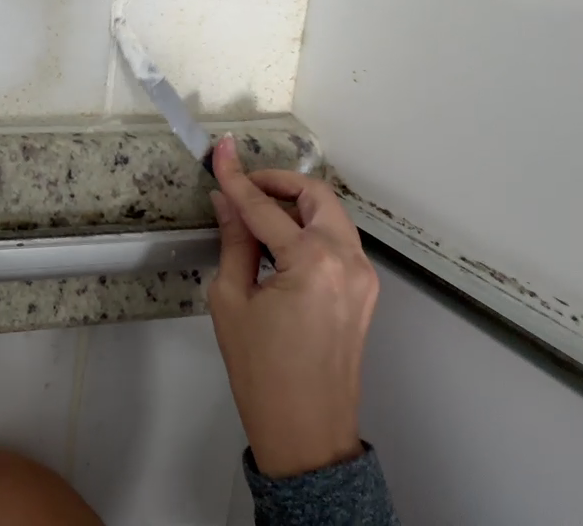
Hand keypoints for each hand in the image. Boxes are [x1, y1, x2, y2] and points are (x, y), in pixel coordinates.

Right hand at [205, 138, 378, 478]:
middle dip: (278, 182)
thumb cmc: (261, 370)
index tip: (219, 151)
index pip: (265, 206)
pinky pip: (336, 241)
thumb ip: (234, 242)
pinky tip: (275, 240)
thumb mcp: (231, 299)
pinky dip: (307, 228)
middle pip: (316, 197)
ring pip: (330, 216)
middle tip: (241, 184)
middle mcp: (348, 262)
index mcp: (313, 262)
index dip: (236, 177)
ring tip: (253, 212)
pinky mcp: (363, 293)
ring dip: (294, 204)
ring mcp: (363, 278)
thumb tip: (227, 203)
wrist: (306, 431)